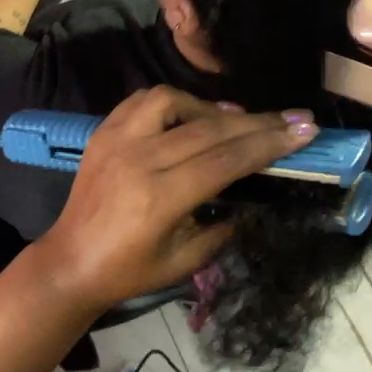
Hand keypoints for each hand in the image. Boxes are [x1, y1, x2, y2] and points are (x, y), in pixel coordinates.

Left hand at [31, 87, 316, 310]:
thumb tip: (248, 197)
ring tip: (236, 120)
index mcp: (159, 199)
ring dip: (211, 108)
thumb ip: (220, 229)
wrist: (68, 263)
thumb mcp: (183, 263)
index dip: (268, 144)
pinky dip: (174, 101)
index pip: (225, 160)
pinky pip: (144, 100)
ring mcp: (118, 140)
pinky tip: (193, 113)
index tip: (303, 130)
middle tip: (294, 117)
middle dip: (259, 123)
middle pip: (210, 130)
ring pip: (174, 102)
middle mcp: (139, 160)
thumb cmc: (128, 271)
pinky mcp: (104, 130)